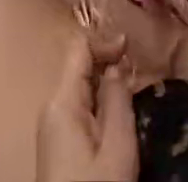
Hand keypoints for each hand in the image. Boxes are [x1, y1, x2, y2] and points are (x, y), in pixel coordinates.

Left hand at [37, 32, 138, 181]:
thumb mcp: (116, 146)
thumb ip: (117, 100)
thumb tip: (117, 66)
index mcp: (61, 101)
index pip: (78, 49)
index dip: (104, 40)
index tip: (132, 44)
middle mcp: (51, 107)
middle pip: (78, 66)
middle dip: (106, 59)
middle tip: (137, 60)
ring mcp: (52, 127)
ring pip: (80, 87)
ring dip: (104, 79)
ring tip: (131, 79)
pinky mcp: (58, 144)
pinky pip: (79, 106)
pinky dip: (98, 99)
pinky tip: (116, 107)